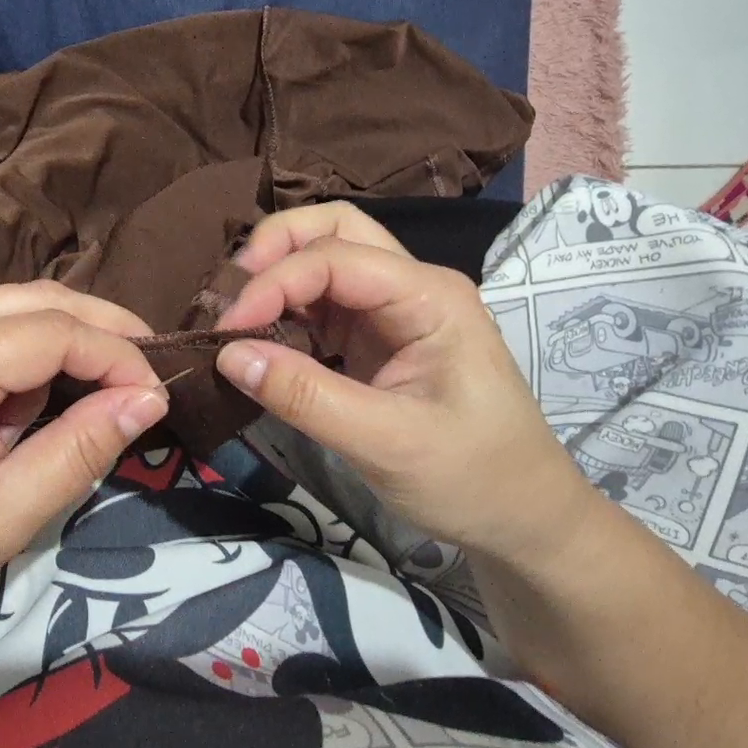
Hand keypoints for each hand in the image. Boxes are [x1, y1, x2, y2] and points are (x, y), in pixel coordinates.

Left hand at [0, 281, 169, 633]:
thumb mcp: (2, 519)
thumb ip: (79, 451)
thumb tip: (148, 398)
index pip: (53, 331)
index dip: (118, 356)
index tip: (161, 397)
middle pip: (39, 299)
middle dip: (104, 331)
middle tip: (151, 376)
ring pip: (19, 304)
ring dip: (71, 339)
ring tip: (110, 390)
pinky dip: (35, 352)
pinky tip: (49, 395)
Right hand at [213, 202, 600, 566]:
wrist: (521, 519)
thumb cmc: (472, 478)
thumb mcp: (387, 444)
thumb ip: (306, 396)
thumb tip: (227, 355)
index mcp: (428, 296)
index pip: (334, 258)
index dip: (273, 284)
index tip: (226, 332)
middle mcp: (409, 287)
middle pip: (333, 229)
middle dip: (274, 248)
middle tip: (229, 295)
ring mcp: (391, 310)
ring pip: (322, 259)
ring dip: (274, 277)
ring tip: (235, 319)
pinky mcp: (373, 338)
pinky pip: (319, 305)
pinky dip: (282, 312)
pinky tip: (258, 342)